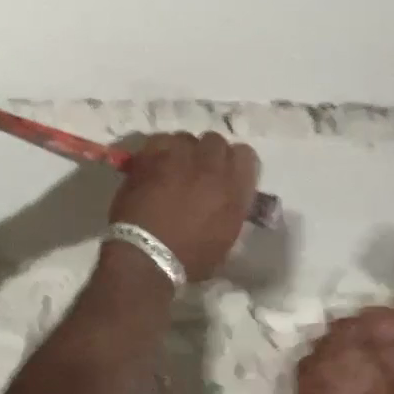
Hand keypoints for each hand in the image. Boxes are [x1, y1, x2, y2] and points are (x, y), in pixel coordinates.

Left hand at [107, 132, 258, 281]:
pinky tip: (155, 164)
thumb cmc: (191, 256)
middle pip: (215, 140)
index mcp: (234, 188)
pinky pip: (160, 140)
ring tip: (174, 166)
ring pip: (186, 137)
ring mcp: (177, 157)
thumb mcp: (226, 234)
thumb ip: (232, 205)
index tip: (228, 172)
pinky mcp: (149, 156)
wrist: (147, 251)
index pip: (245, 154)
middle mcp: (209, 166)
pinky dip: (160, 149)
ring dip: (183, 150)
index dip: (235, 162)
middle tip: (199, 169)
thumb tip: (228, 194)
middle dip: (208, 153)